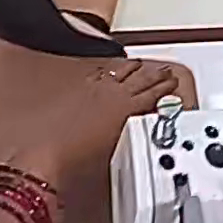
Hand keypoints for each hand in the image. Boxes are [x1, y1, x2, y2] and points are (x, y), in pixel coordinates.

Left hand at [10, 59, 180, 187]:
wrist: (50, 157)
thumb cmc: (82, 159)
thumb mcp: (119, 149)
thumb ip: (134, 135)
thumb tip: (141, 130)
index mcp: (126, 108)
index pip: (151, 94)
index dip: (164, 88)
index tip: (172, 83)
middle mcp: (112, 93)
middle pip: (140, 79)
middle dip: (154, 74)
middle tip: (164, 70)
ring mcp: (95, 89)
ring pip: (121, 71)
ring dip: (134, 68)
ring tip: (141, 63)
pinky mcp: (80, 90)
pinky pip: (102, 74)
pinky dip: (112, 70)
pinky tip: (111, 69)